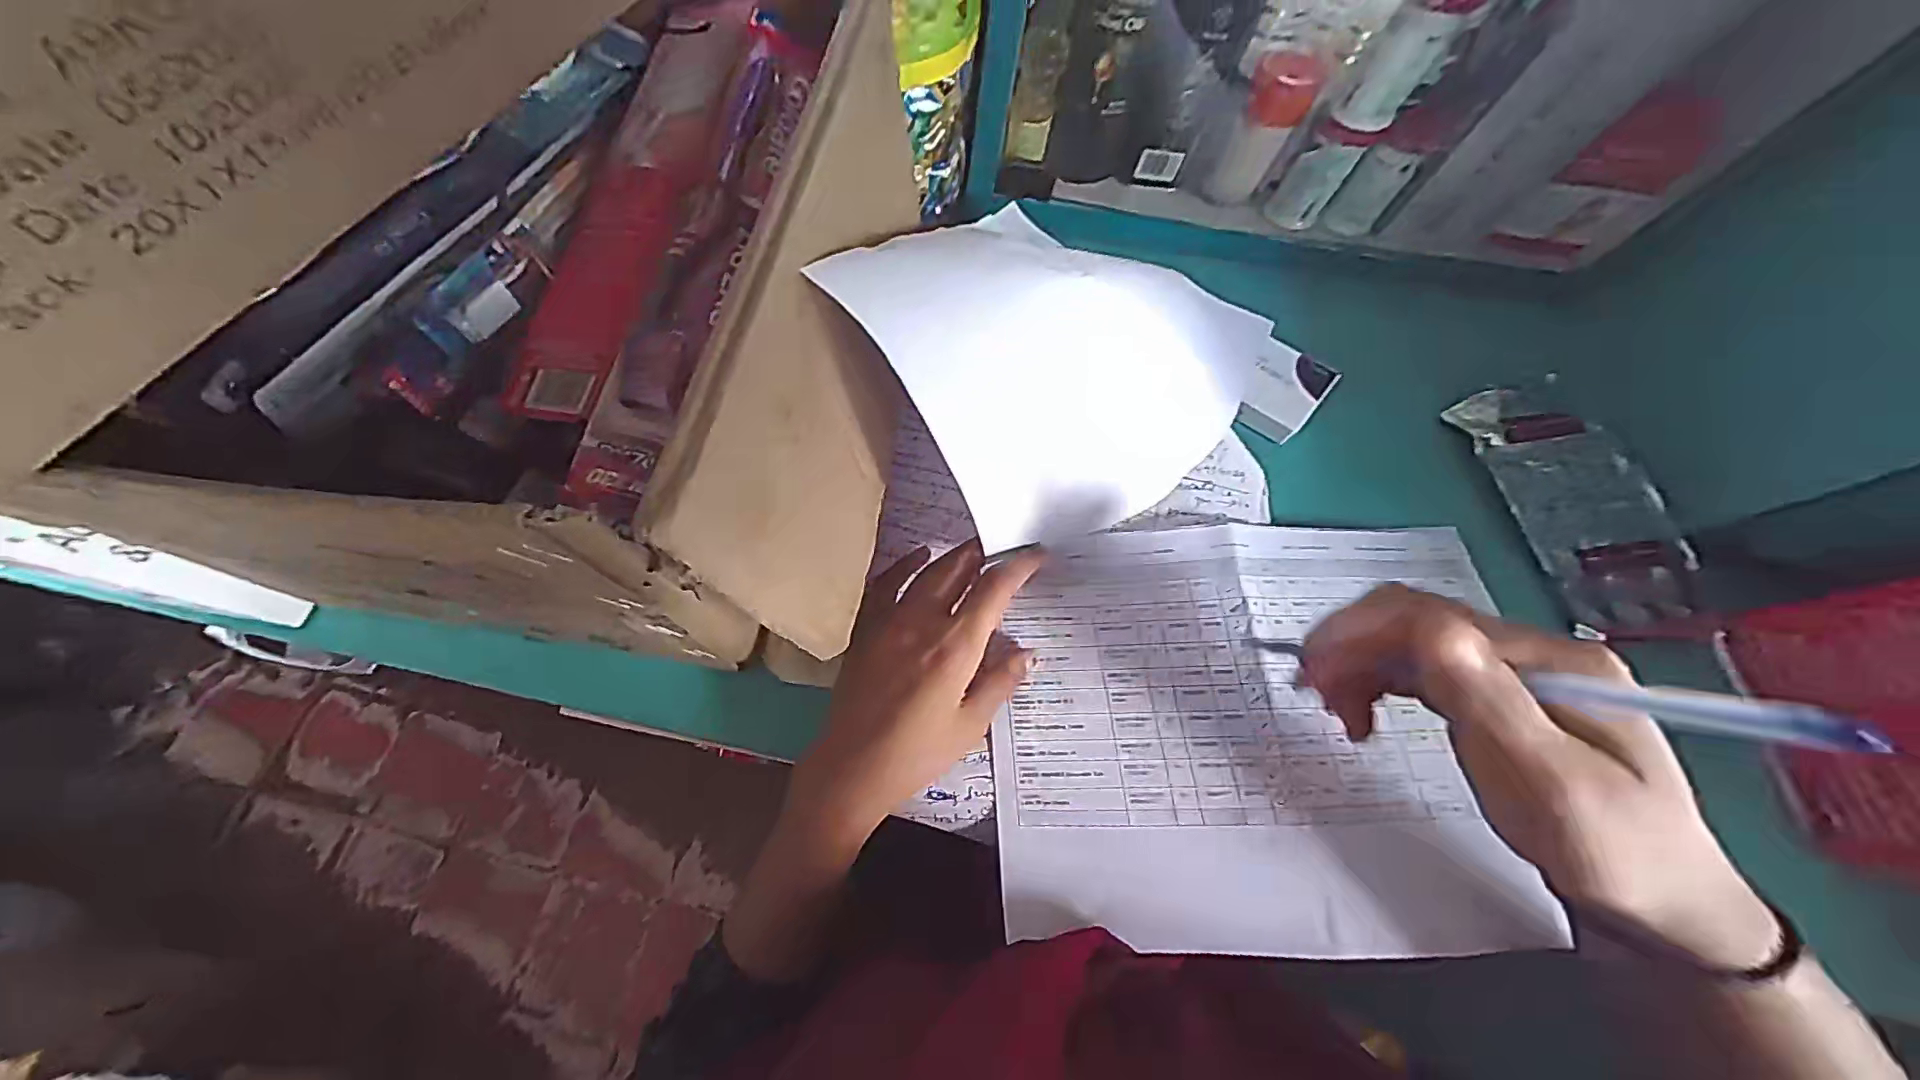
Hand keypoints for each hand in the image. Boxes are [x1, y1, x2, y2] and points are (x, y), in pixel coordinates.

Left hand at [786, 540, 1044, 841]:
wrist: (851, 768)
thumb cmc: (916, 754)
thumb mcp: (970, 725)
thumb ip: (1000, 681)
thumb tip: (1028, 652)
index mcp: (956, 646)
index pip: (994, 589)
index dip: (1019, 566)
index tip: (1035, 555)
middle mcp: (923, 622)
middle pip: (959, 569)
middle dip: (985, 555)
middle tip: (1004, 552)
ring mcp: (890, 621)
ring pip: (927, 571)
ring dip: (953, 557)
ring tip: (973, 553)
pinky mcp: (866, 628)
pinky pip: (886, 583)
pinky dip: (906, 565)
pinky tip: (918, 557)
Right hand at [1301, 585, 1779, 969]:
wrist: (1665, 906)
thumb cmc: (1610, 852)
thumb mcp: (1549, 783)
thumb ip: (1486, 701)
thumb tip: (1429, 630)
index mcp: (1551, 663)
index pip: (1431, 619)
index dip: (1360, 636)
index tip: (1314, 677)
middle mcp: (1531, 653)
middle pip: (1415, 620)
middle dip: (1351, 646)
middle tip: (1313, 690)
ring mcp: (1513, 672)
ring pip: (1410, 640)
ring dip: (1359, 664)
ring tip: (1337, 710)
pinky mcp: (1495, 695)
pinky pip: (1419, 667)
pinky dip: (1378, 680)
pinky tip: (1365, 711)